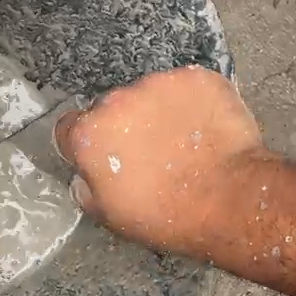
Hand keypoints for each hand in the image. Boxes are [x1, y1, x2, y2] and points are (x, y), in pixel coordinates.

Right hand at [54, 66, 270, 261]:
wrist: (227, 198)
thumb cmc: (167, 214)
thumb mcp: (111, 216)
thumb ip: (87, 191)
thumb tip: (84, 180)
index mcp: (89, 135)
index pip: (69, 127)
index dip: (84, 144)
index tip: (100, 156)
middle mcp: (117, 100)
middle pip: (110, 108)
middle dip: (123, 127)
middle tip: (147, 156)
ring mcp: (158, 84)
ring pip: (148, 95)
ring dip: (157, 113)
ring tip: (180, 144)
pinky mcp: (195, 78)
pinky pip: (184, 87)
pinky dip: (190, 104)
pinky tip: (201, 130)